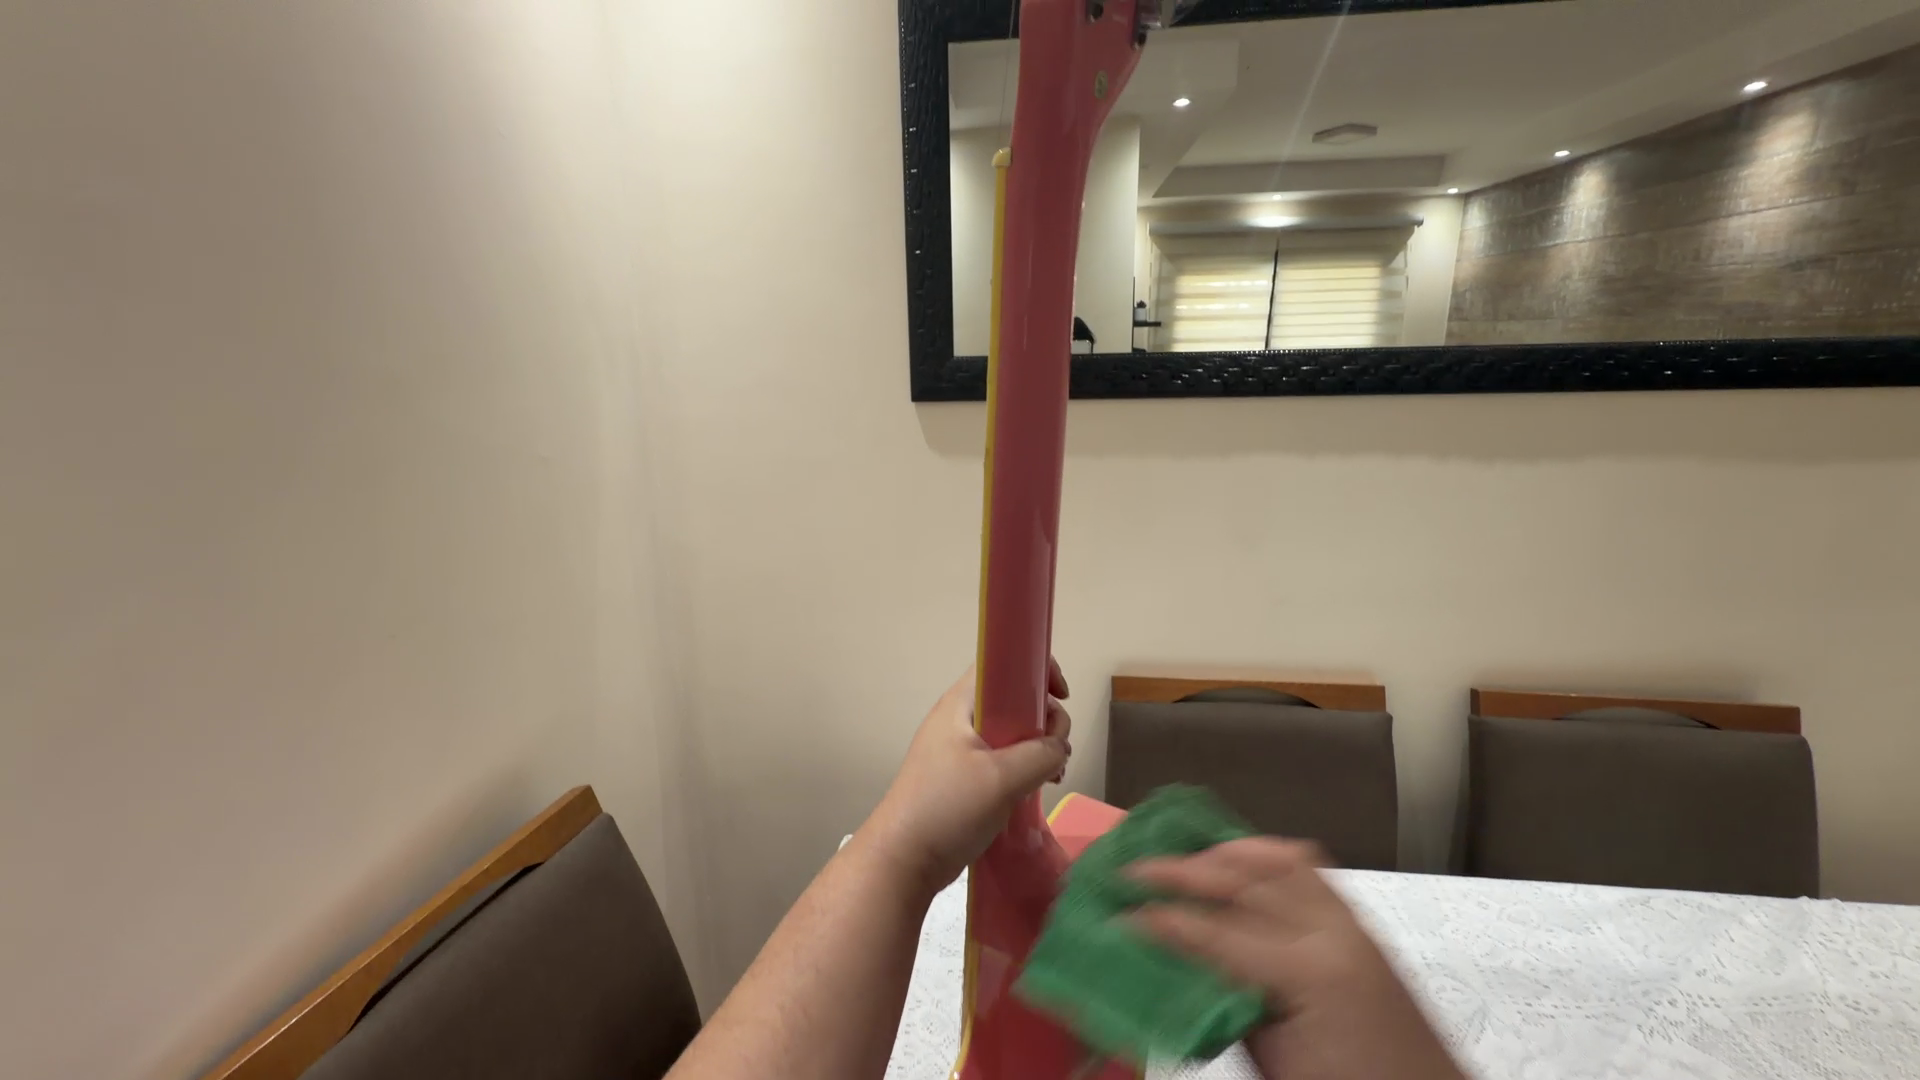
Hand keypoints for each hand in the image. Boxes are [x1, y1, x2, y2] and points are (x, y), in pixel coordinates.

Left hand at [856, 663, 1072, 897]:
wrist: (903, 859)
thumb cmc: (948, 806)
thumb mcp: (1002, 777)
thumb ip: (1041, 754)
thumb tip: (1060, 747)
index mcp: (961, 704)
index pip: (1002, 664)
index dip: (1035, 671)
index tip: (1062, 697)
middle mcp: (960, 719)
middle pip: (1013, 700)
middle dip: (1044, 720)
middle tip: (1058, 753)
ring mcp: (960, 749)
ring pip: (1012, 733)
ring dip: (1038, 749)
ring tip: (1053, 777)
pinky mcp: (963, 777)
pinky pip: (1003, 760)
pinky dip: (1025, 769)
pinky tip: (1038, 789)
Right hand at [1132, 839, 1468, 1079]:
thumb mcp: (1275, 1061)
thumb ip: (1228, 1003)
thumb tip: (1178, 960)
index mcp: (1311, 976)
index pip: (1217, 933)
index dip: (1161, 922)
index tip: (1118, 917)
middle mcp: (1333, 933)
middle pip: (1243, 882)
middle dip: (1180, 872)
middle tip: (1132, 872)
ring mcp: (1351, 922)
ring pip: (1277, 860)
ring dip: (1222, 852)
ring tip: (1181, 854)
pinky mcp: (1360, 924)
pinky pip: (1309, 869)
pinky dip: (1266, 854)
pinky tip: (1239, 857)